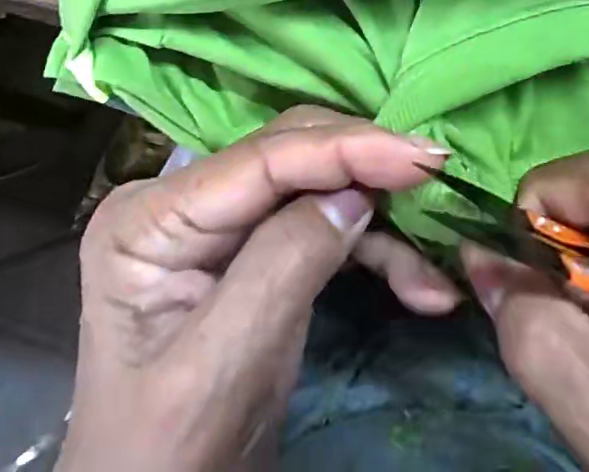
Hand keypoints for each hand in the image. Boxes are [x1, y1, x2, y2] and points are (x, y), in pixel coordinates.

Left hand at [57, 106, 458, 471]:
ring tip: (434, 265)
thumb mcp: (219, 366)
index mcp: (151, 216)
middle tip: (437, 179)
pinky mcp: (260, 247)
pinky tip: (420, 288)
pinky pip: (329, 227)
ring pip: (322, 185)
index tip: (423, 157)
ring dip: (383, 221)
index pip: (264, 158)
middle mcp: (186, 200)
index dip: (349, 148)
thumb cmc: (164, 451)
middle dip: (369, 167)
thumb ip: (284, 264)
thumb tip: (357, 195)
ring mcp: (224, 222)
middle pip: (296, 155)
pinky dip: (377, 252)